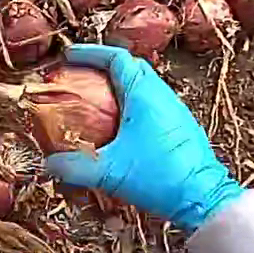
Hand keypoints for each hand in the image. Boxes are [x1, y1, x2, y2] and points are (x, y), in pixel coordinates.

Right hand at [44, 44, 244, 229]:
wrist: (203, 199)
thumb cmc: (159, 177)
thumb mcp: (109, 172)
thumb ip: (74, 167)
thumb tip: (49, 164)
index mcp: (144, 96)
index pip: (117, 59)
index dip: (90, 53)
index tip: (69, 55)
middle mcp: (161, 97)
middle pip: (130, 68)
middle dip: (101, 67)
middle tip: (77, 74)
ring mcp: (173, 111)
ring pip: (141, 85)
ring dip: (115, 85)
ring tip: (92, 97)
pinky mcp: (177, 128)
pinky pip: (148, 104)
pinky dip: (127, 104)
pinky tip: (115, 124)